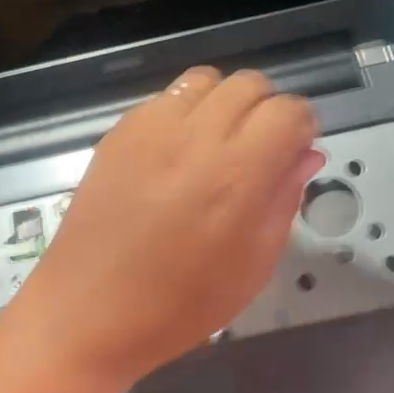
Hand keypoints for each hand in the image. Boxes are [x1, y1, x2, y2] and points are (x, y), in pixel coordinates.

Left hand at [1, 67, 321, 387]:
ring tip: (218, 144)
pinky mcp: (118, 132)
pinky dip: (184, 111)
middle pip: (249, 84)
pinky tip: (177, 152)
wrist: (87, 312)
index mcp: (236, 173)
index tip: (295, 152)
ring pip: (205, 80)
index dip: (301, 127)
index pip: (288, 111)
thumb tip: (305, 153)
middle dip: (267, 109)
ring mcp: (150, 129)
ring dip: (224, 102)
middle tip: (261, 150)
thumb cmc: (179, 304)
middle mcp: (194, 136)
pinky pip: (164, 99)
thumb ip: (283, 200)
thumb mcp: (252, 266)